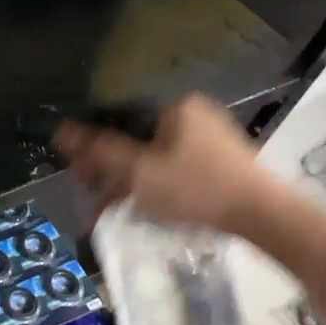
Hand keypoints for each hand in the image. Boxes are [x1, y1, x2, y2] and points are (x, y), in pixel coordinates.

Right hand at [54, 94, 277, 232]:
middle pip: (133, 140)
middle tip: (92, 197)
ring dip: (127, 184)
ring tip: (111, 211)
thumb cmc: (196, 189)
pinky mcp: (219, 163)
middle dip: (108, 171)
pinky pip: (172, 169)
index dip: (92, 148)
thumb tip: (61, 131)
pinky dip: (152, 187)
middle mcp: (191, 115)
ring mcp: (208, 139)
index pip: (117, 120)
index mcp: (173, 108)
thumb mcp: (139, 173)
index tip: (78, 176)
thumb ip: (99, 152)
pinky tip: (141, 208)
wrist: (263, 217)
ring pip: (151, 158)